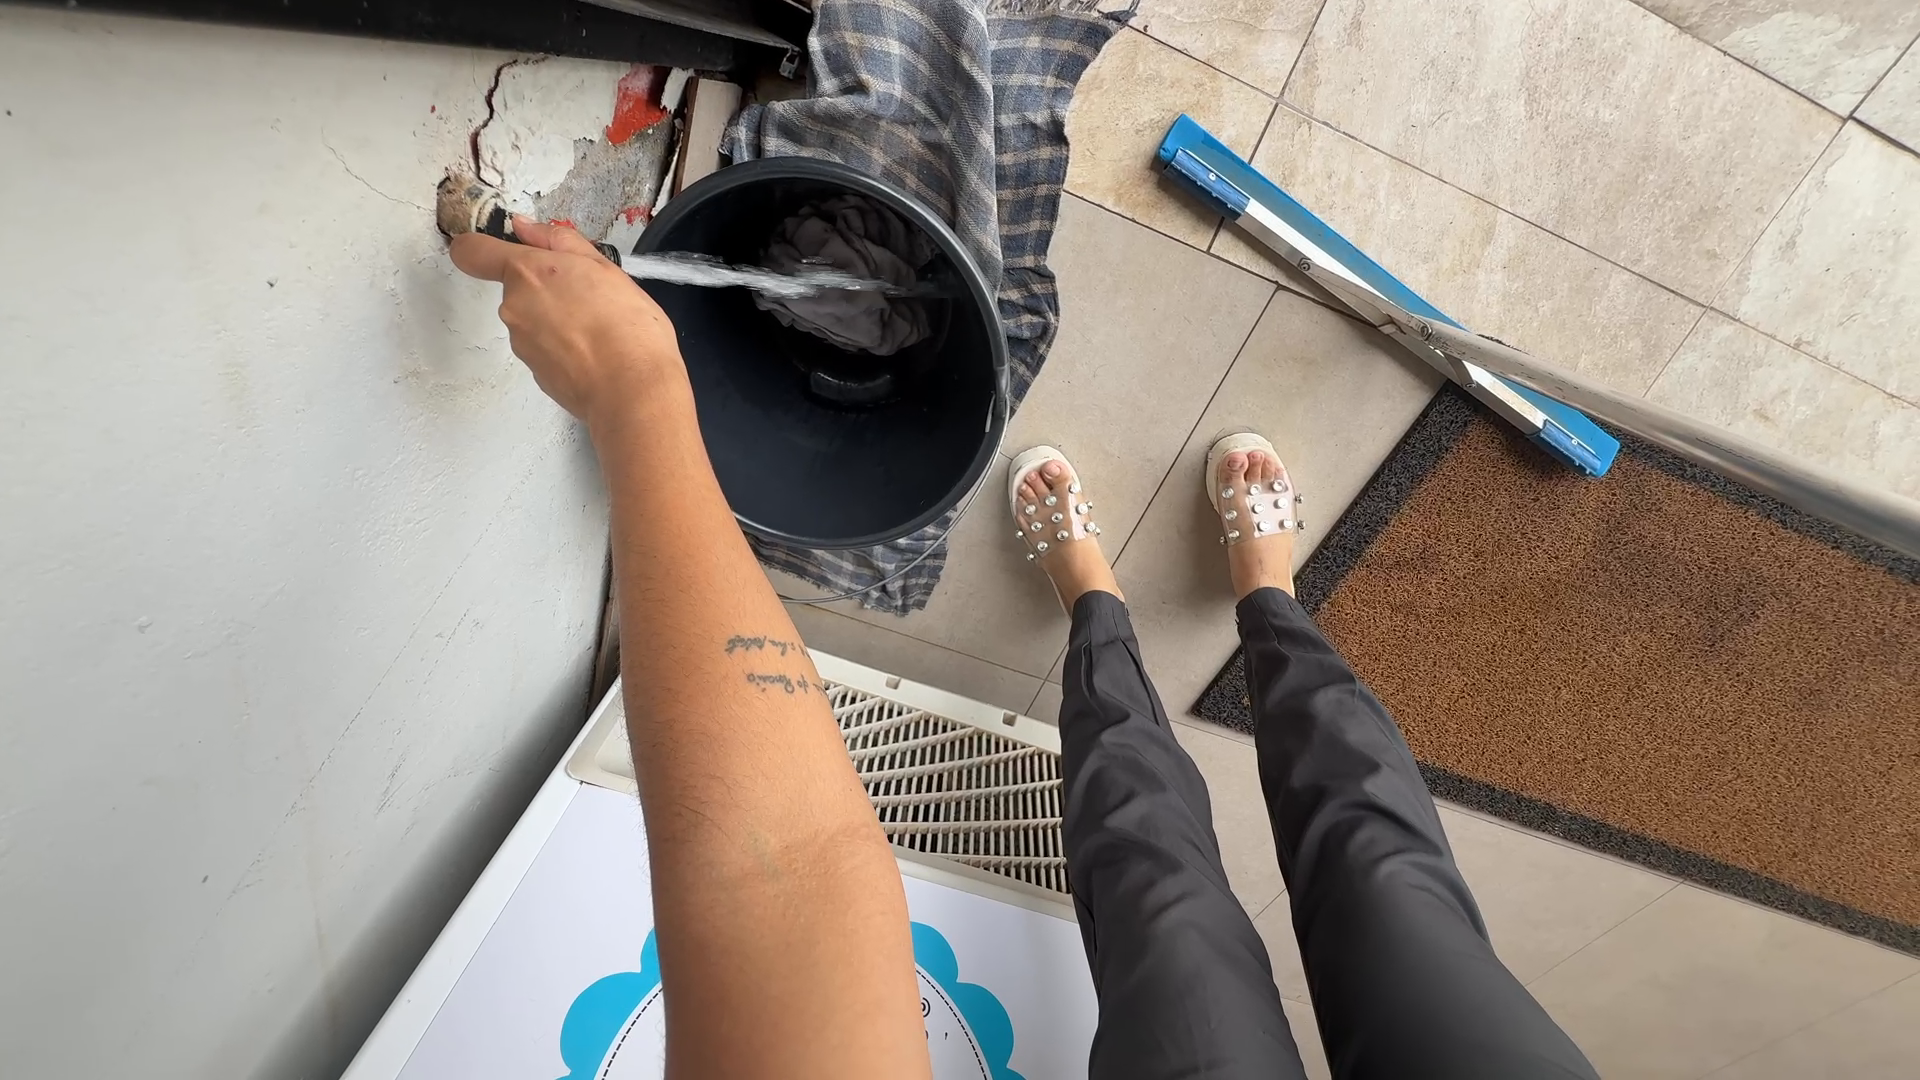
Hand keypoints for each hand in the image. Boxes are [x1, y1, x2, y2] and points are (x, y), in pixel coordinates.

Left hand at [449, 216, 683, 428]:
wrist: (634, 390)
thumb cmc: (627, 327)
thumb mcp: (605, 268)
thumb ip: (560, 241)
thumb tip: (524, 228)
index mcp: (528, 273)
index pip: (472, 252)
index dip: (481, 249)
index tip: (502, 253)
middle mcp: (515, 308)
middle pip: (520, 293)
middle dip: (549, 294)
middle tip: (593, 304)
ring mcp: (524, 346)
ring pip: (536, 325)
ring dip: (562, 326)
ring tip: (603, 336)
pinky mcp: (538, 376)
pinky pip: (549, 355)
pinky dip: (569, 354)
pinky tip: (600, 359)